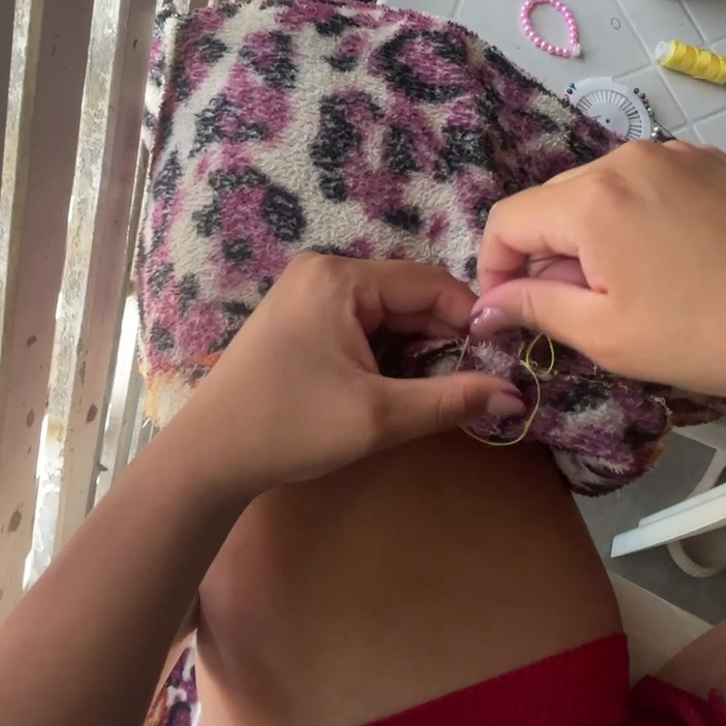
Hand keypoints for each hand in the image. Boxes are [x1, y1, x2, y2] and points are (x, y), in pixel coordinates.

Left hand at [170, 254, 522, 498]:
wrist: (208, 455)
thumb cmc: (291, 428)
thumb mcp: (379, 417)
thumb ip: (452, 400)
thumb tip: (516, 395)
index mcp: (340, 278)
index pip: (429, 283)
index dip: (471, 320)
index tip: (500, 361)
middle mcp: (324, 270)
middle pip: (407, 295)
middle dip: (441, 339)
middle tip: (471, 384)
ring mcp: (307, 290)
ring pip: (386, 312)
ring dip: (413, 349)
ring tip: (430, 390)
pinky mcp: (300, 314)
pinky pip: (360, 322)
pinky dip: (384, 351)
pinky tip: (390, 384)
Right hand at [470, 141, 725, 413]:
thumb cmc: (713, 337)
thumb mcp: (608, 335)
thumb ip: (533, 308)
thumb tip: (483, 306)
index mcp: (592, 196)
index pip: (506, 220)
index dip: (493, 270)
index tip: (508, 313)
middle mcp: (628, 157)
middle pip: (551, 203)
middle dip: (544, 257)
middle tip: (574, 313)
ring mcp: (679, 154)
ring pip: (599, 194)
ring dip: (589, 241)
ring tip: (628, 292)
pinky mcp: (717, 164)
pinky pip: (646, 188)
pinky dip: (633, 224)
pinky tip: (672, 267)